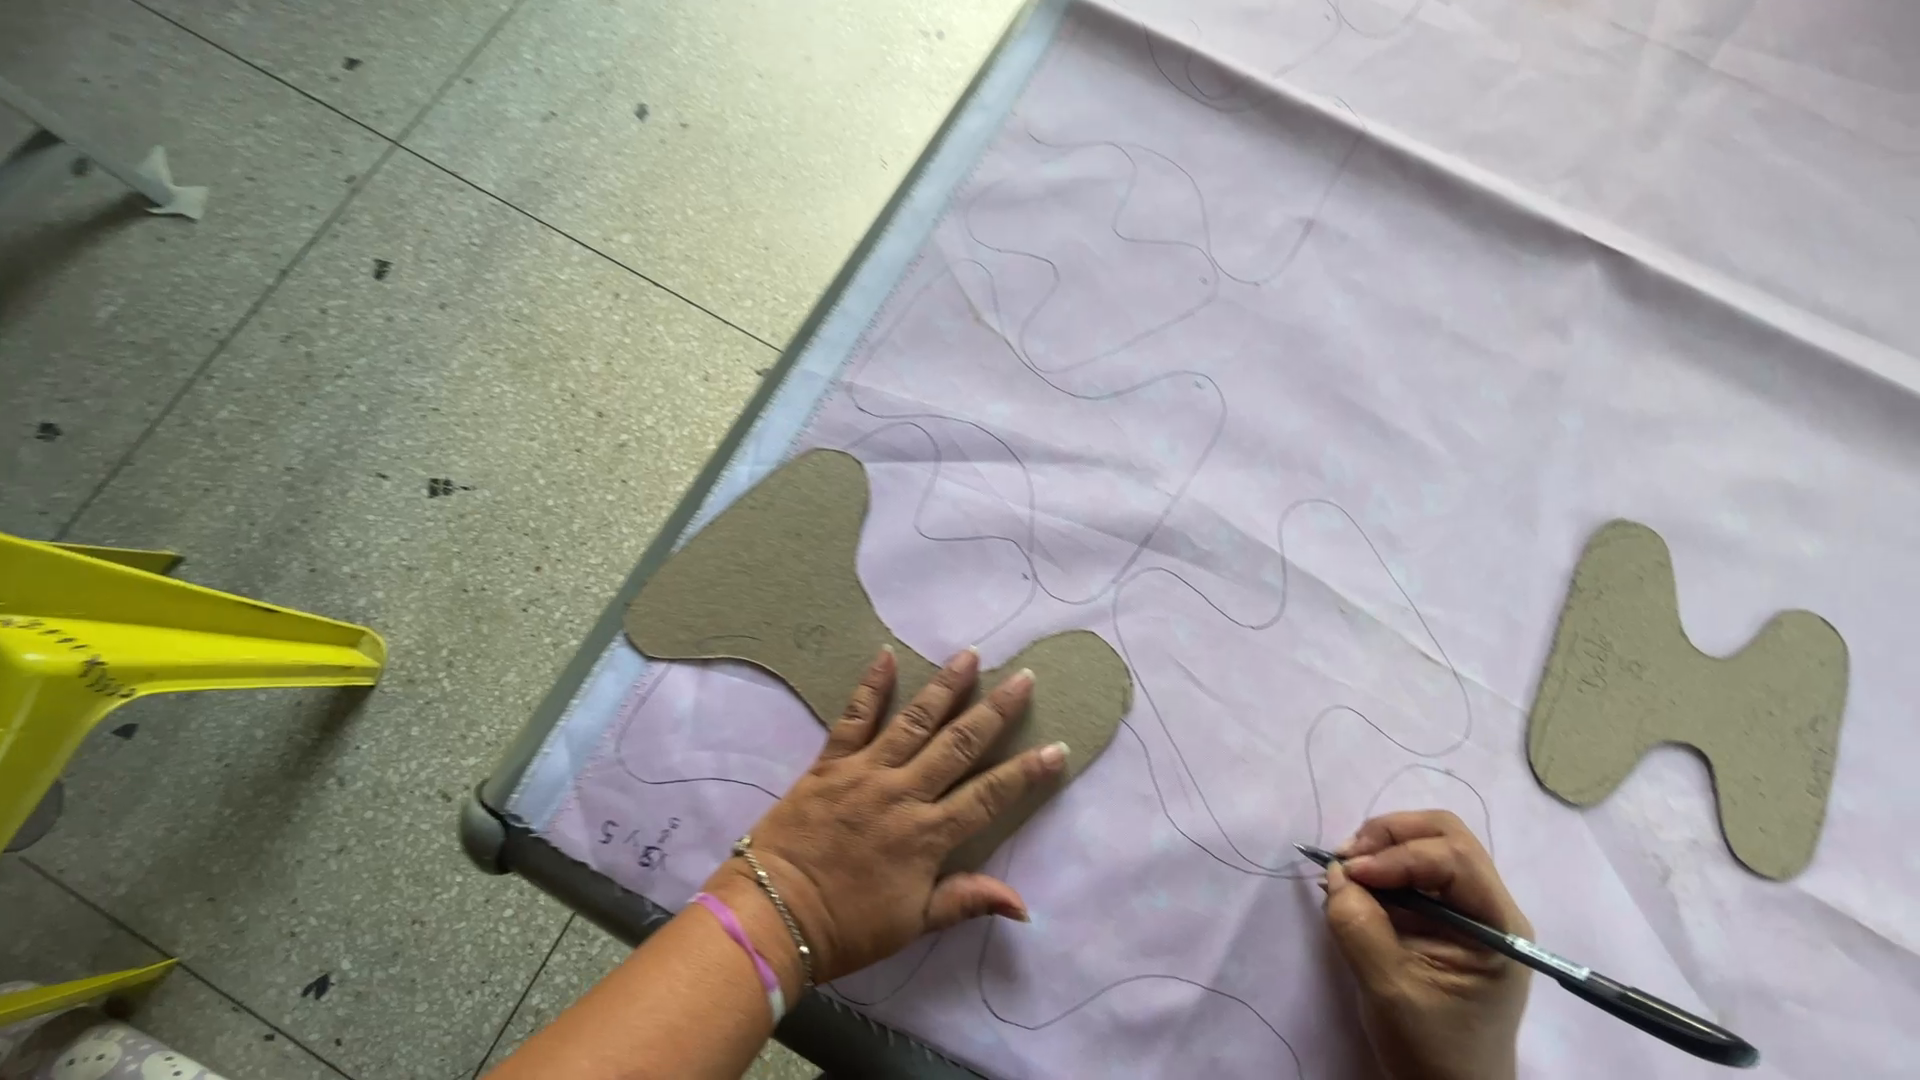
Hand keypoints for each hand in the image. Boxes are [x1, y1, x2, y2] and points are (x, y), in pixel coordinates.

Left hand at [703, 645, 1068, 984]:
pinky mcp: (830, 763)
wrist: (771, 914)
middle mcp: (903, 793)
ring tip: (971, 656)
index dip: (1025, 773)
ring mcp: (866, 772)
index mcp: (927, 835)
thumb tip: (1024, 904)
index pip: (988, 796)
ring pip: (915, 721)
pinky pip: (854, 717)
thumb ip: (966, 900)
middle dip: (995, 711)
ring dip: (945, 687)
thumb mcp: (913, 923)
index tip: (1056, 749)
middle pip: (958, 745)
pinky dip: (871, 686)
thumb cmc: (846, 926)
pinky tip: (885, 655)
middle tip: (1024, 679)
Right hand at [1321, 811, 1531, 1079]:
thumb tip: (1336, 872)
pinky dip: (1377, 866)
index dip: (1398, 854)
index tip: (1351, 873)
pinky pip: (1409, 869)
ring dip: (1380, 847)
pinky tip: (1351, 886)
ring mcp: (1465, 909)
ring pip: (1426, 843)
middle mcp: (1488, 907)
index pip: (1454, 857)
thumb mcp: (1389, 988)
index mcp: (1497, 927)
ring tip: (1344, 872)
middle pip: (1444, 834)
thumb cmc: (1430, 1047)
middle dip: (1390, 835)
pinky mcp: (1439, 915)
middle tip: (1347, 859)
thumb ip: (1359, 925)